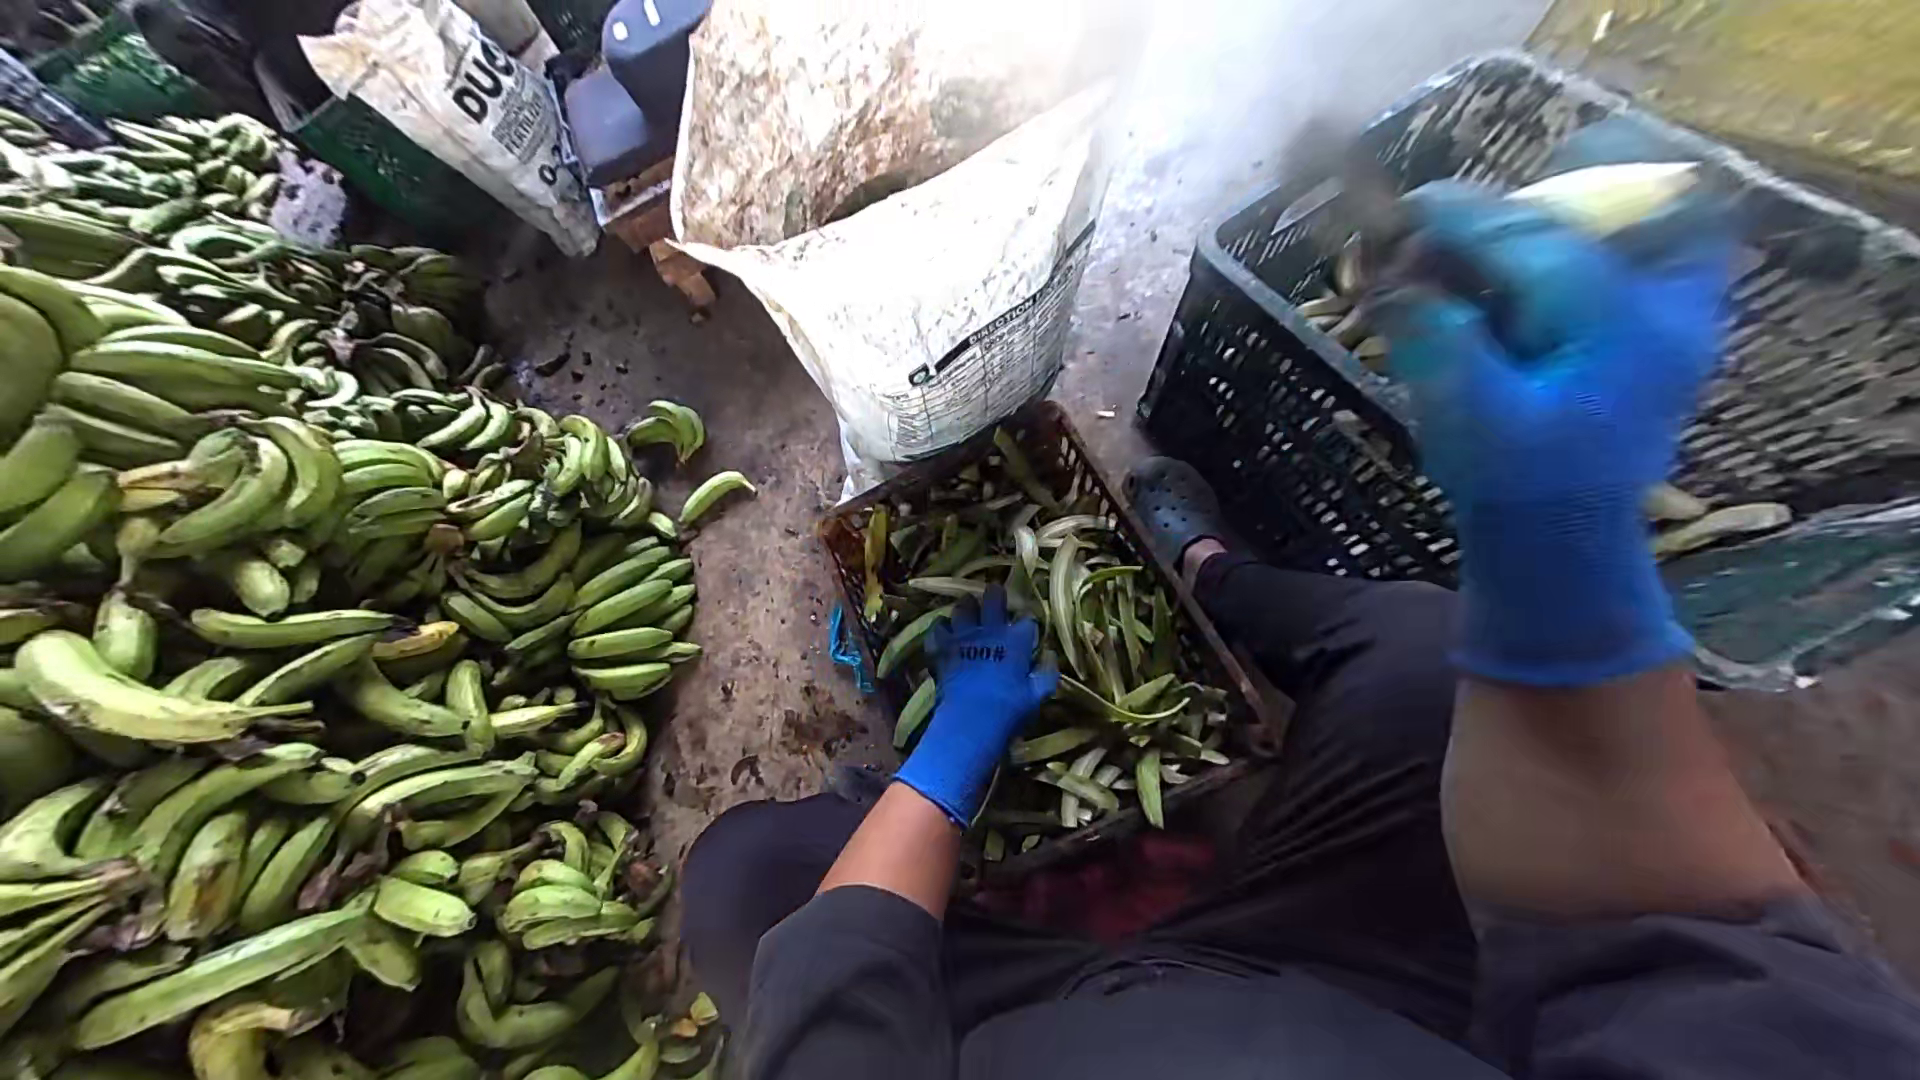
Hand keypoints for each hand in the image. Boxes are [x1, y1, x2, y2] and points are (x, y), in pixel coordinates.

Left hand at [893, 585, 1057, 823]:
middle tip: (995, 594)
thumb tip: (1051, 655)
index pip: (1027, 620)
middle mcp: (991, 630)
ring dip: (967, 606)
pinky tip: (944, 630)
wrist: (972, 719)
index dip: (1027, 623)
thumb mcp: (1038, 696)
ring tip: (968, 607)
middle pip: (994, 599)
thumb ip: (1048, 673)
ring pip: (963, 606)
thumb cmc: (1010, 710)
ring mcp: (963, 635)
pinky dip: (941, 627)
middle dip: (996, 594)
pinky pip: (938, 627)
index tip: (1026, 629)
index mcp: (1016, 640)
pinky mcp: (942, 646)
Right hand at [1374, 119, 1733, 685]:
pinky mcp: (1648, 321)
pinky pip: (1616, 253)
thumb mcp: (1465, 417)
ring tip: (1456, 258)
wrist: (1557, 529)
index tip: (1405, 207)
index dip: (1464, 217)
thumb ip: (1435, 341)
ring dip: (1528, 226)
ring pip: (1616, 222)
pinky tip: (1494, 277)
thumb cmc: (1510, 482)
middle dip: (1504, 215)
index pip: (1537, 241)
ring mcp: (1670, 308)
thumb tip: (1391, 282)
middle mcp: (1666, 301)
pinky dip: (1549, 250)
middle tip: (1430, 243)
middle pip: (1592, 211)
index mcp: (1622, 327)